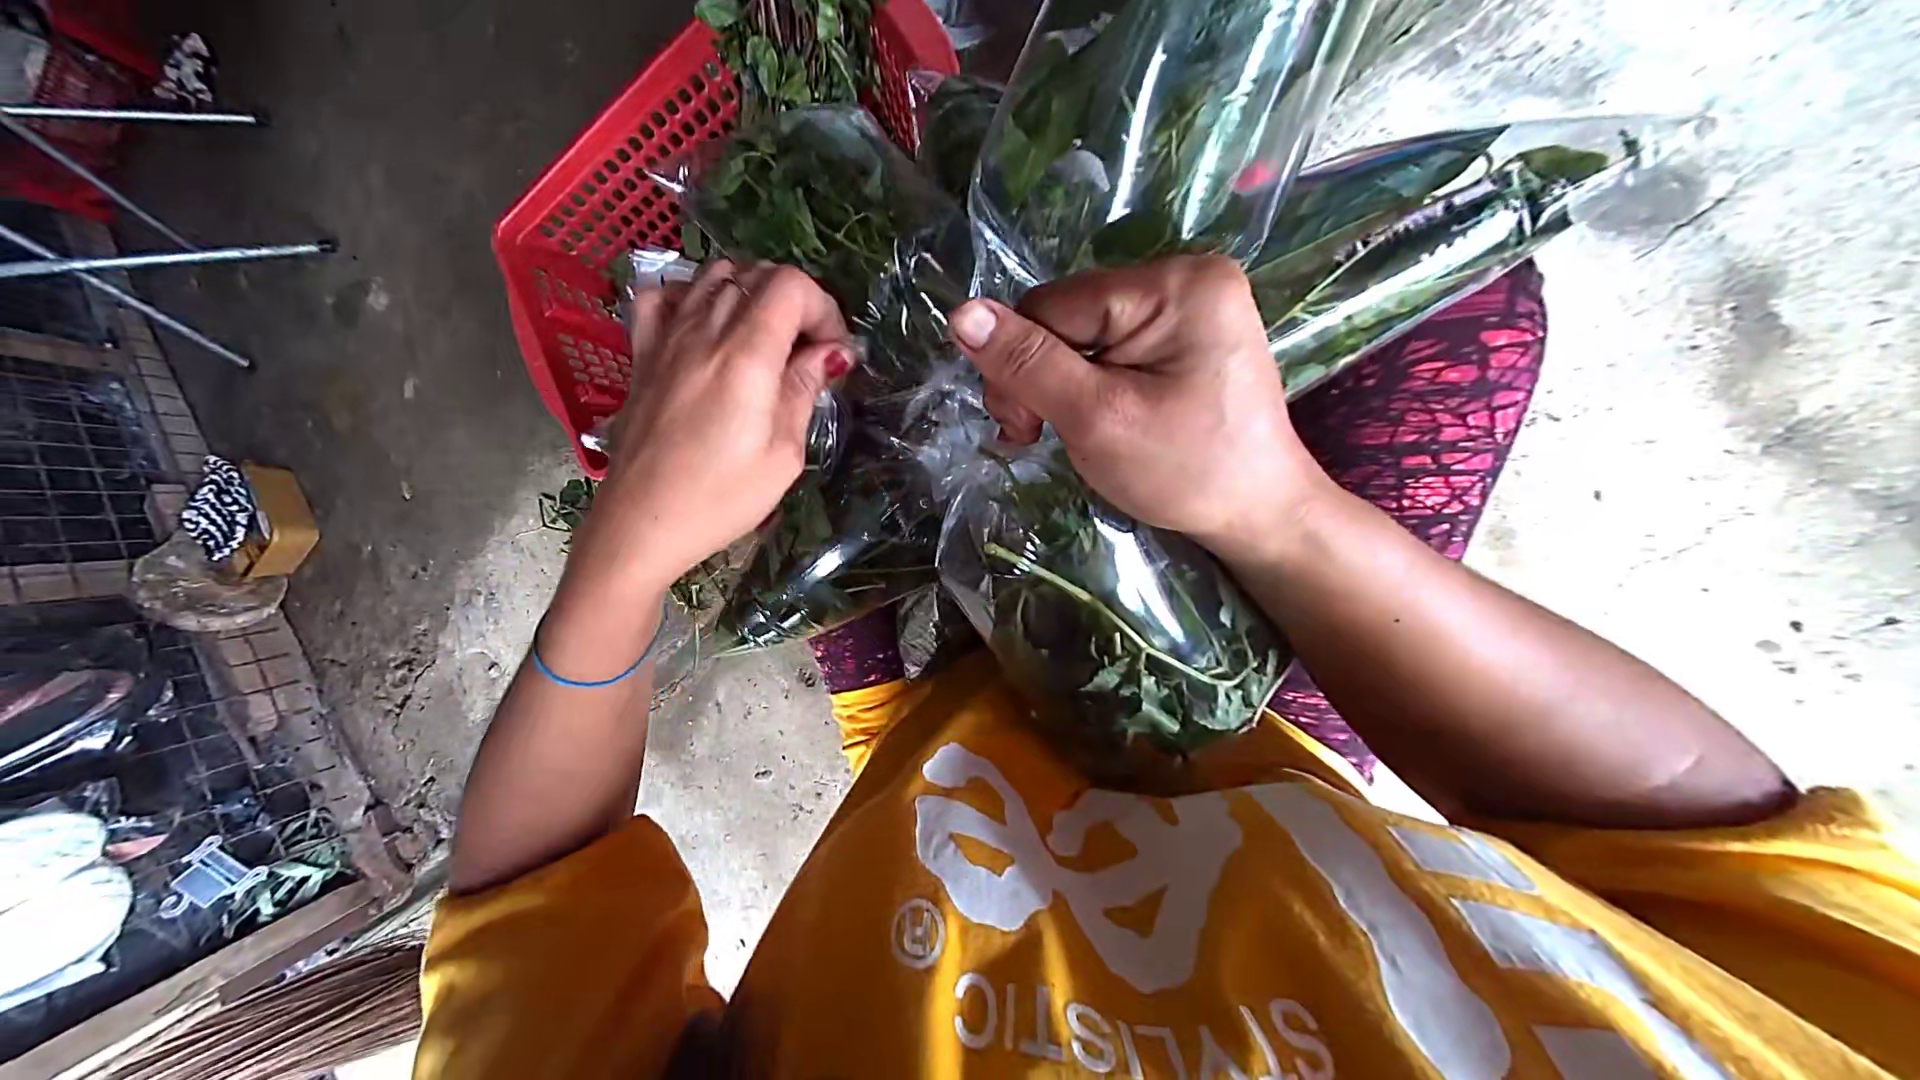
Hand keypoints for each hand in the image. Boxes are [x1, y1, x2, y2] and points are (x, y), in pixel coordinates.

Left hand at [581, 259, 853, 589]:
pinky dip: (694, 296)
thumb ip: (804, 391)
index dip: (825, 309)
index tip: (834, 354)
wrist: (642, 523)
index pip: (791, 286)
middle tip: (809, 351)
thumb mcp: (783, 455)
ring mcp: (666, 337)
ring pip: (714, 276)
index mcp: (745, 357)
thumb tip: (829, 354)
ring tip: (767, 339)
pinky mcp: (641, 353)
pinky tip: (709, 327)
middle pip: (757, 274)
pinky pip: (663, 296)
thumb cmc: (721, 499)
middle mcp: (703, 332)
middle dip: (797, 302)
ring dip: (753, 295)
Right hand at [946, 256, 1331, 561]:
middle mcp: (1184, 276)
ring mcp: (1187, 305)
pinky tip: (1091, 416)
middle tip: (1038, 434)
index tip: (1023, 428)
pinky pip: (1109, 348)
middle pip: (1065, 317)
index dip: (1020, 365)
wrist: (1257, 514)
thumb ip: (1027, 364)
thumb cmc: (1183, 471)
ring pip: (1080, 336)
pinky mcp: (1184, 335)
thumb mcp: (1097, 418)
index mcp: (1174, 284)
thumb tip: (960, 314)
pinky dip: (1087, 385)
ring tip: (1069, 432)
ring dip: (1058, 385)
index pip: (1052, 306)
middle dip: (1040, 377)